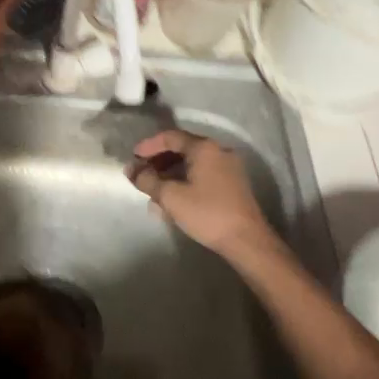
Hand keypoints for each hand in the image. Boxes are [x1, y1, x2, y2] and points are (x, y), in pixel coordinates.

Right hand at [127, 130, 282, 257]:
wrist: (246, 240)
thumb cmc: (207, 213)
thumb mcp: (170, 196)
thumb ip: (147, 180)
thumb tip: (131, 170)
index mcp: (204, 148)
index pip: (170, 137)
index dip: (149, 146)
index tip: (133, 158)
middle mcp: (219, 151)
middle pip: (182, 149)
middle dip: (159, 162)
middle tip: (142, 174)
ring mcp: (229, 168)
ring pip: (192, 164)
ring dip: (171, 174)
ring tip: (154, 191)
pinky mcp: (233, 184)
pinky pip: (203, 174)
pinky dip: (185, 181)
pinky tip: (174, 200)